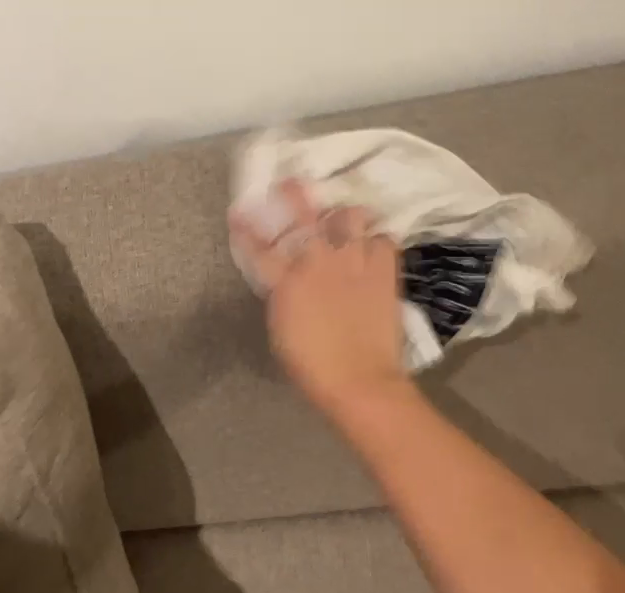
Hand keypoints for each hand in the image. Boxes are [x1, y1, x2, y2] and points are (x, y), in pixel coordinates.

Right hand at [231, 181, 409, 414]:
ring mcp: (355, 261)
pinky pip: (382, 239)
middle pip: (303, 216)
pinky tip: (372, 249)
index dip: (247, 229)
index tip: (239, 213)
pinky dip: (376, 241)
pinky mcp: (385, 268)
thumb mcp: (282, 331)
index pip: (259, 248)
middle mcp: (319, 262)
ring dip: (344, 216)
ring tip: (344, 220)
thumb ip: (283, 298)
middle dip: (293, 195)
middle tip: (290, 182)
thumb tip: (287, 283)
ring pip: (350, 217)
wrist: (358, 379)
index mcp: (285, 283)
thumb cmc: (311, 367)